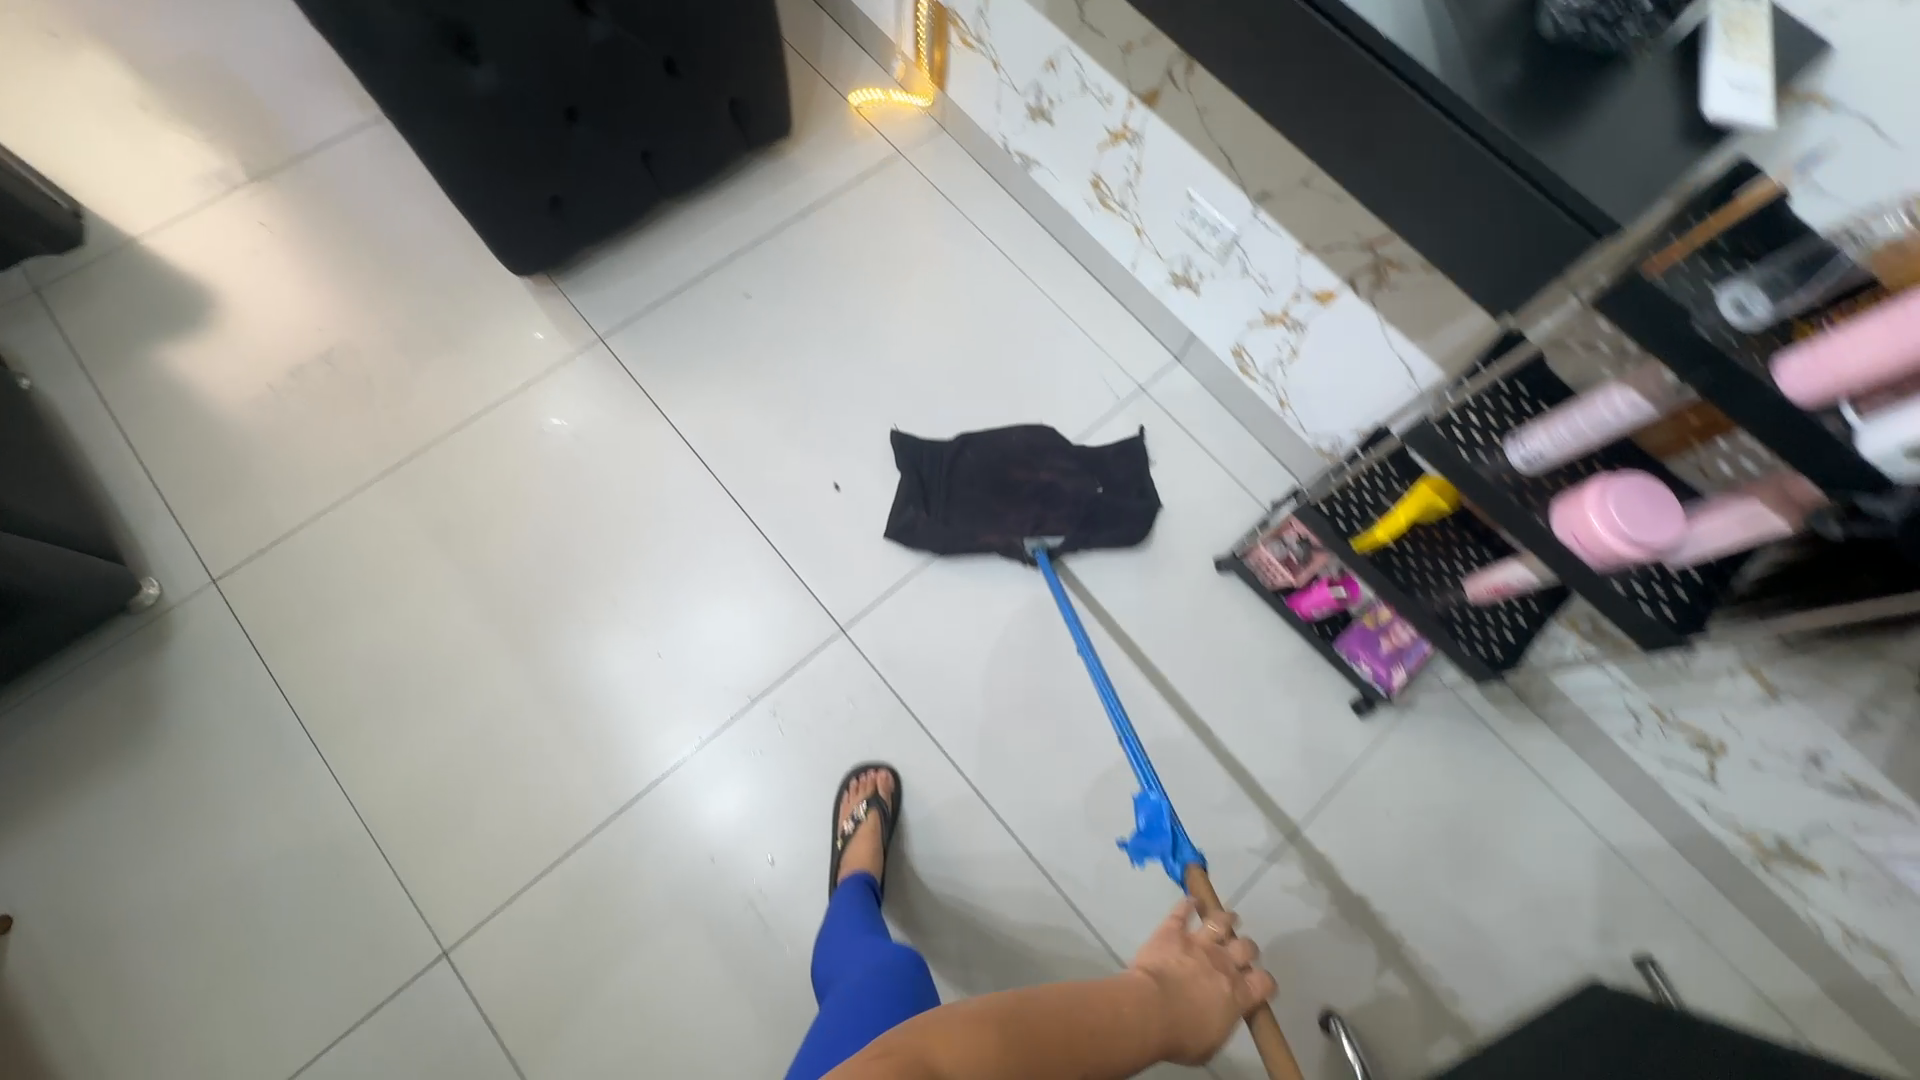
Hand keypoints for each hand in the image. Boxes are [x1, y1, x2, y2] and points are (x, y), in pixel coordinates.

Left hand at [1128, 898, 1277, 1064]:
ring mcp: (1198, 943)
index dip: (1265, 981)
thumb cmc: (1182, 1035)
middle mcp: (1223, 964)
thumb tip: (1219, 1017)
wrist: (1151, 1009)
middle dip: (1246, 948)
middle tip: (1242, 949)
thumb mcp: (1211, 1043)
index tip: (1260, 982)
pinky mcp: (1172, 931)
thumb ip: (1220, 1023)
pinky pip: (1181, 912)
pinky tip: (1190, 900)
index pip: (1264, 982)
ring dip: (1225, 918)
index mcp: (1237, 994)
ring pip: (1219, 922)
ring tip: (1228, 917)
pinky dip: (1186, 904)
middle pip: (1245, 947)